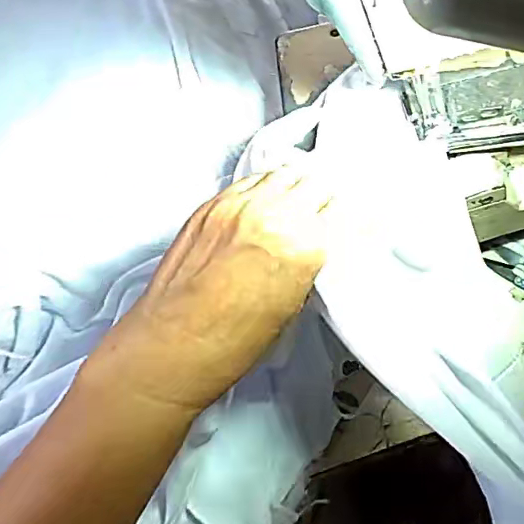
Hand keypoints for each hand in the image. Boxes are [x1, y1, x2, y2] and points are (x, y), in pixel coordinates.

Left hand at [87, 166, 333, 415]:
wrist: (169, 350)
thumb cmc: (227, 344)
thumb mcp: (295, 303)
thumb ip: (313, 260)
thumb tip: (323, 241)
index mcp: (302, 247)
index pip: (344, 210)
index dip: (353, 215)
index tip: (355, 219)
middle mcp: (271, 218)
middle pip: (317, 183)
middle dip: (327, 197)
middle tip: (330, 210)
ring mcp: (237, 207)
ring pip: (285, 174)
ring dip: (298, 186)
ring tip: (301, 201)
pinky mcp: (211, 206)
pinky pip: (252, 181)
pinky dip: (266, 188)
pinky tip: (269, 204)